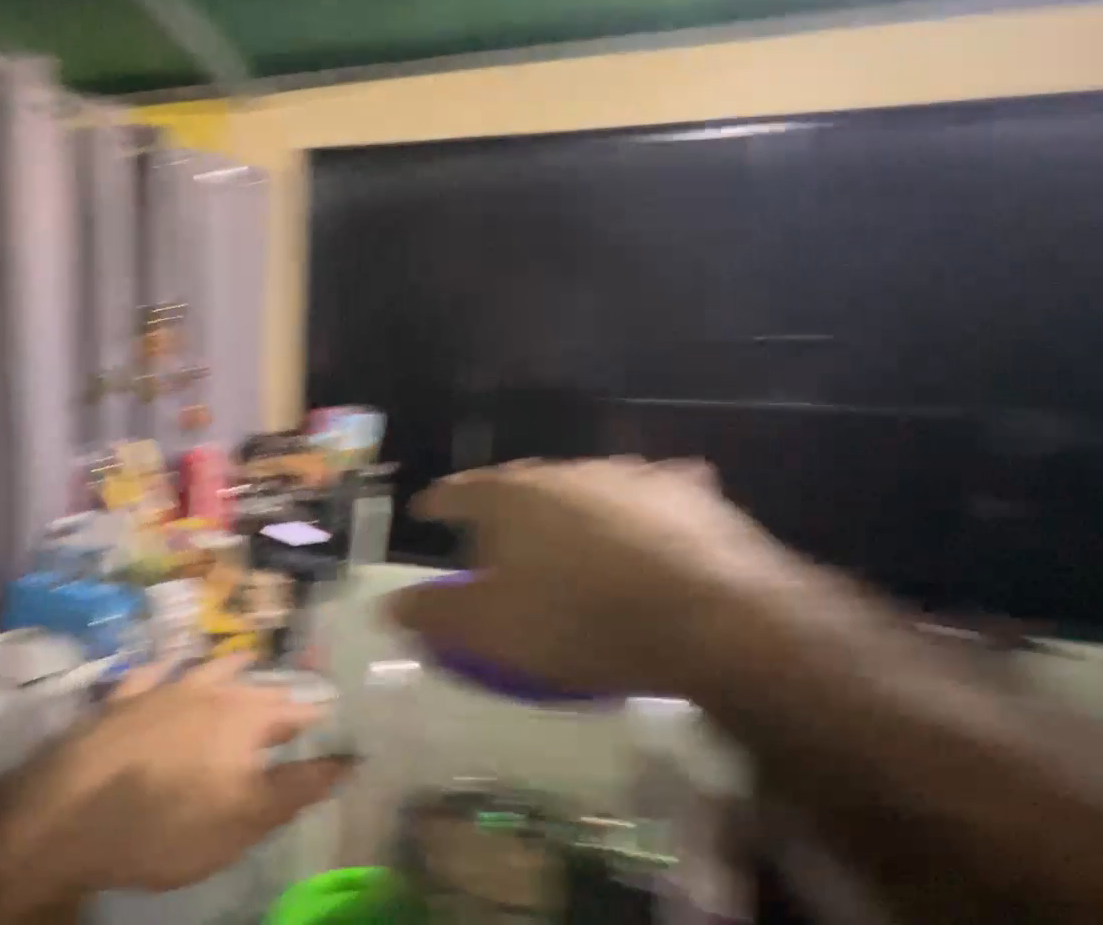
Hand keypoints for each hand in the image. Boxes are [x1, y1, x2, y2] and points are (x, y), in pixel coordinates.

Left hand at [25, 654, 353, 893]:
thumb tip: (348, 758)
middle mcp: (208, 690)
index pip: (294, 710)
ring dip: (230, 663)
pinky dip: (169, 664)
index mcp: (244, 717)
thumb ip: (298, 786)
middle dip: (277, 688)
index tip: (333, 716)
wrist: (71, 814)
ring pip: (205, 665)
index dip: (316, 715)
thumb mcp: (245, 819)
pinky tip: (171, 659)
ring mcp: (161, 687)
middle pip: (252, 684)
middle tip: (293, 692)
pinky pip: (152, 670)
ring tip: (247, 657)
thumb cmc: (169, 823)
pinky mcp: (121, 696)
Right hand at [388, 457, 796, 695]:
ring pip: (586, 487)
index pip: (459, 490)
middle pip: (522, 484)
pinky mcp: (688, 498)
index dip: (439, 501)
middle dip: (505, 506)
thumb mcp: (492, 628)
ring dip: (571, 506)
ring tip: (569, 536)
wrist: (714, 622)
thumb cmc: (582, 620)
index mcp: (512, 497)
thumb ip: (434, 614)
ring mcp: (631, 479)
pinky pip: (655, 495)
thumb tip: (388, 605)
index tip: (426, 508)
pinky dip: (642, 510)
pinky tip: (650, 525)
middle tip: (498, 533)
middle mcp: (566, 474)